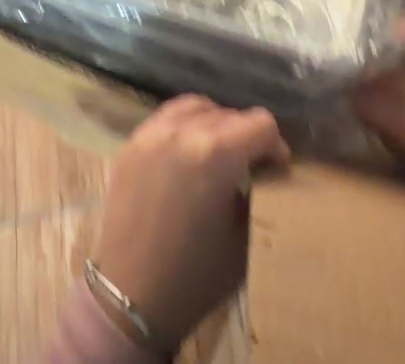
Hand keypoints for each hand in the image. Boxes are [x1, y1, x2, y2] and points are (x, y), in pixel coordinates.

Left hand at [91, 95, 289, 350]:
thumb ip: (257, 189)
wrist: (129, 297)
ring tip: (219, 155)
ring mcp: (152, 134)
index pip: (261, 123)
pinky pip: (167, 118)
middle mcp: (182, 132)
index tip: (276, 169)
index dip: (275, 146)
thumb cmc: (195, 276)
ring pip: (198, 107)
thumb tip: (264, 169)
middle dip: (247, 137)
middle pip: (230, 114)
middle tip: (250, 168)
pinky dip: (185, 125)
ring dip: (216, 124)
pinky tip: (189, 152)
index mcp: (216, 153)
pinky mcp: (131, 144)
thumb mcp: (243, 234)